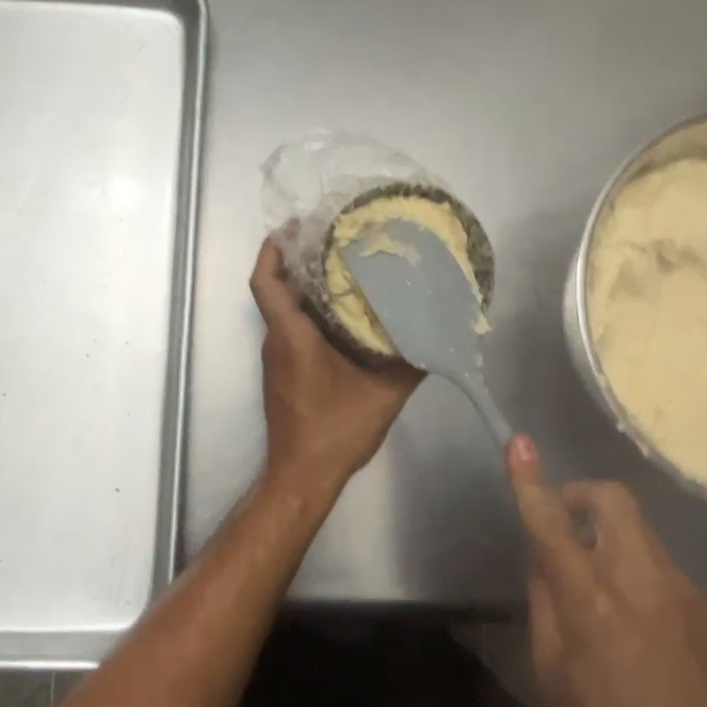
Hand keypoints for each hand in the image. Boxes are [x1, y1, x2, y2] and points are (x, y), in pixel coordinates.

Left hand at [250, 238, 420, 497]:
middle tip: (336, 243)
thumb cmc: (334, 432)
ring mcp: (277, 361)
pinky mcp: (284, 376)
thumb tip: (441, 336)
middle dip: (300, 263)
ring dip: (308, 291)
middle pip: (277, 291)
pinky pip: (292, 333)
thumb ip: (412, 365)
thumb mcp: (383, 396)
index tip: (293, 227)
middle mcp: (277, 343)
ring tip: (347, 273)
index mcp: (291, 338)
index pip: (265, 282)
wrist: (302, 478)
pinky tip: (346, 319)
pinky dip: (312, 318)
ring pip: (285, 313)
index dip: (273, 250)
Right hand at [505, 435, 706, 706]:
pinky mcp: (706, 606)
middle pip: (612, 499)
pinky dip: (636, 571)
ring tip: (597, 585)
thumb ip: (544, 609)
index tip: (518, 442)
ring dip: (609, 536)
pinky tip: (636, 622)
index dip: (530, 481)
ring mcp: (682, 589)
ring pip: (638, 531)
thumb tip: (544, 564)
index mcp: (592, 603)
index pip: (552, 524)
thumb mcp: (554, 679)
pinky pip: (660, 566)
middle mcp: (640, 580)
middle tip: (563, 524)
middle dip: (581, 494)